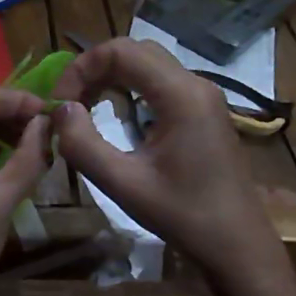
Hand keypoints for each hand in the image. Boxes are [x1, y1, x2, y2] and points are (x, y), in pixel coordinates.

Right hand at [51, 38, 273, 276]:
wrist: (235, 244)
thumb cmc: (182, 215)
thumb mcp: (122, 184)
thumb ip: (84, 145)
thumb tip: (61, 111)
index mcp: (181, 96)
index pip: (120, 51)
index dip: (80, 69)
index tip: (60, 105)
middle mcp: (194, 85)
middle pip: (132, 51)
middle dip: (91, 70)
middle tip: (66, 105)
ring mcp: (200, 97)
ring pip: (144, 64)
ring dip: (106, 78)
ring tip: (80, 109)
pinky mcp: (199, 111)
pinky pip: (154, 82)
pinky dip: (123, 89)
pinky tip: (108, 115)